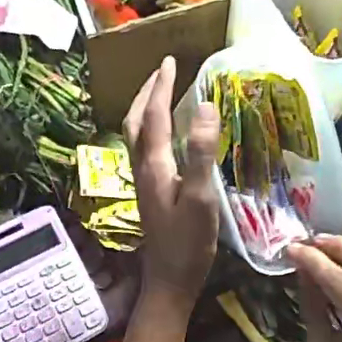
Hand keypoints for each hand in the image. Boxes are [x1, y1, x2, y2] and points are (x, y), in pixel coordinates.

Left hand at [124, 56, 218, 308]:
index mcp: (154, 165)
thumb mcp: (201, 198)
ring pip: (136, 135)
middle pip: (137, 121)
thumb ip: (202, 153)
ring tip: (160, 94)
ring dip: (146, 109)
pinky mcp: (149, 193)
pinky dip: (152, 129)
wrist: (169, 280)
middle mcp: (143, 168)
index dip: (163, 87)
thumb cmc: (188, 243)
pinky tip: (165, 136)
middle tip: (163, 71)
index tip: (171, 61)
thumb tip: (205, 107)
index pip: (156, 115)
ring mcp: (143, 181)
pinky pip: (144, 148)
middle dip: (148, 92)